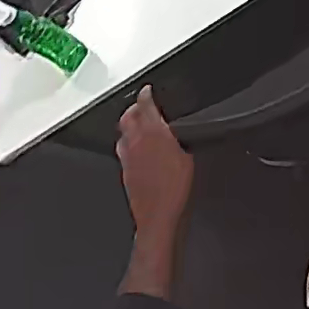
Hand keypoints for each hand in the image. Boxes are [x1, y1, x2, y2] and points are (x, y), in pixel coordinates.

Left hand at [116, 86, 193, 297]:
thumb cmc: (175, 189)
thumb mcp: (186, 155)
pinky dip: (128, 143)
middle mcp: (135, 142)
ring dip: (129, 125)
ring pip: (122, 133)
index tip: (147, 90)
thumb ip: (177, 138)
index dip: (145, 94)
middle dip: (133, 107)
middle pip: (127, 116)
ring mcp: (127, 158)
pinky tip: (138, 149)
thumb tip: (175, 130)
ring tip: (139, 124)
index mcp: (152, 133)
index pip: (144, 105)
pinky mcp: (124, 172)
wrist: (158, 218)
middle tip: (142, 104)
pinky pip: (122, 150)